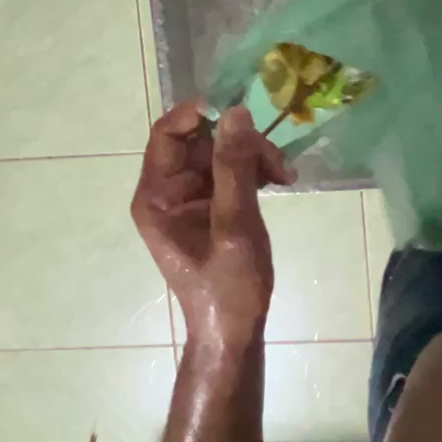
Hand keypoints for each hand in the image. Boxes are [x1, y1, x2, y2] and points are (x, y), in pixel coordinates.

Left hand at [132, 101, 296, 345]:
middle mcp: (169, 190)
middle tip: (276, 158)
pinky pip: (234, 169)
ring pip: (222, 151)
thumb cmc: (227, 286)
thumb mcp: (233, 225)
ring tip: (285, 174)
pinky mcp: (214, 203)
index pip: (166, 134)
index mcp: (156, 196)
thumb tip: (236, 111)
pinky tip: (282, 180)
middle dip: (240, 141)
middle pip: (201, 140)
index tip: (238, 109)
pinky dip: (258, 169)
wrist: (235, 333)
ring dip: (255, 154)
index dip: (197, 114)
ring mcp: (192, 196)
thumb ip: (233, 167)